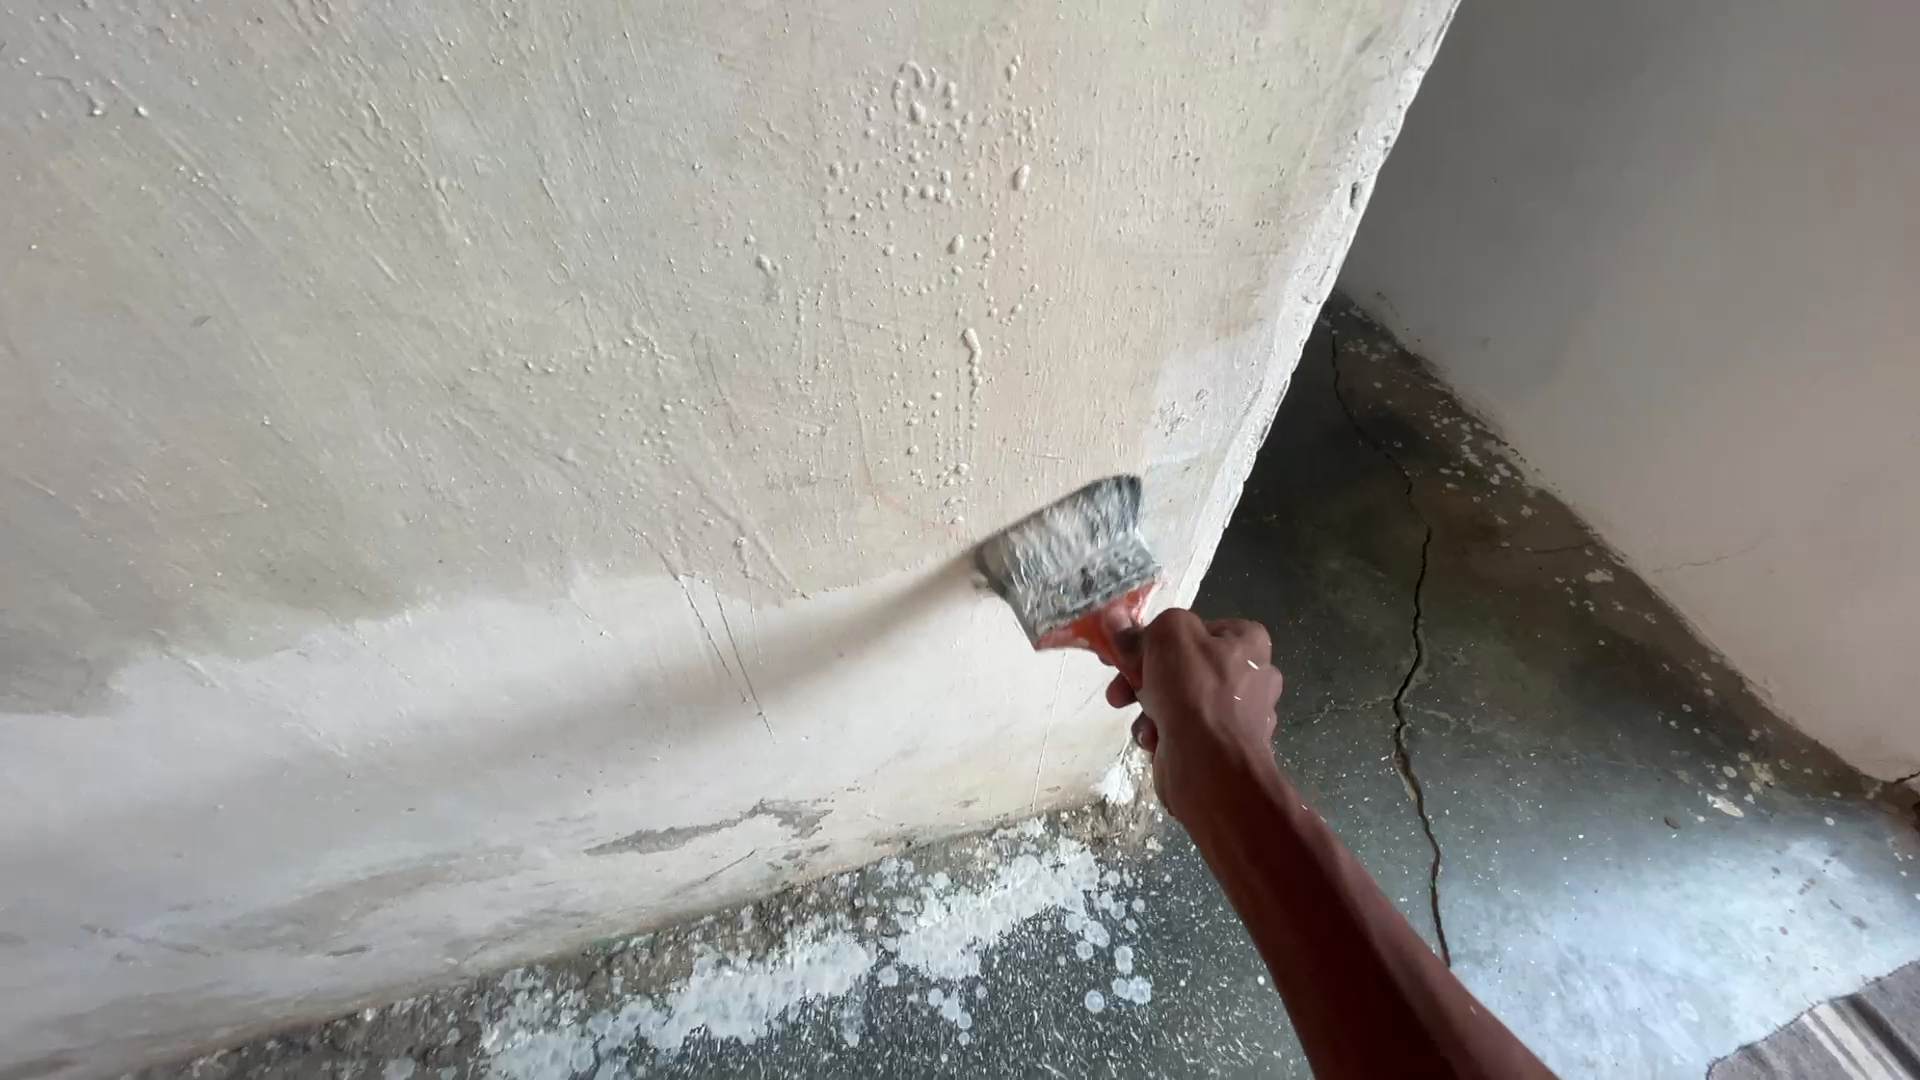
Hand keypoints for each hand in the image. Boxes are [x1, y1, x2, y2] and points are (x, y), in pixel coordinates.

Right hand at [1106, 608, 1283, 821]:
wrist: (1211, 767)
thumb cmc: (1194, 691)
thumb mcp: (1166, 636)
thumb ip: (1141, 627)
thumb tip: (1114, 619)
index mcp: (1247, 643)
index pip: (1195, 627)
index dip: (1157, 636)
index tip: (1127, 649)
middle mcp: (1250, 676)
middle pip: (1182, 664)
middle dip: (1143, 674)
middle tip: (1118, 684)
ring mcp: (1238, 715)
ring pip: (1178, 698)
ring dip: (1148, 704)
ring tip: (1131, 714)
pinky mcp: (1222, 746)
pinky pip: (1183, 728)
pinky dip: (1162, 730)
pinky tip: (1153, 738)